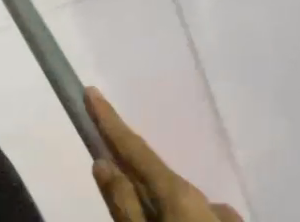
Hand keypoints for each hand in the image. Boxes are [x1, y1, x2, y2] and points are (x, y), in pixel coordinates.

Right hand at [87, 88, 242, 221]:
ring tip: (150, 219)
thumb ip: (122, 203)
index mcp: (179, 195)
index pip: (135, 148)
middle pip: (161, 179)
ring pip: (187, 206)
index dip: (110, 121)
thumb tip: (104, 163)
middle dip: (136, 174)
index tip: (91, 90)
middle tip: (114, 175)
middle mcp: (208, 202)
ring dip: (165, 207)